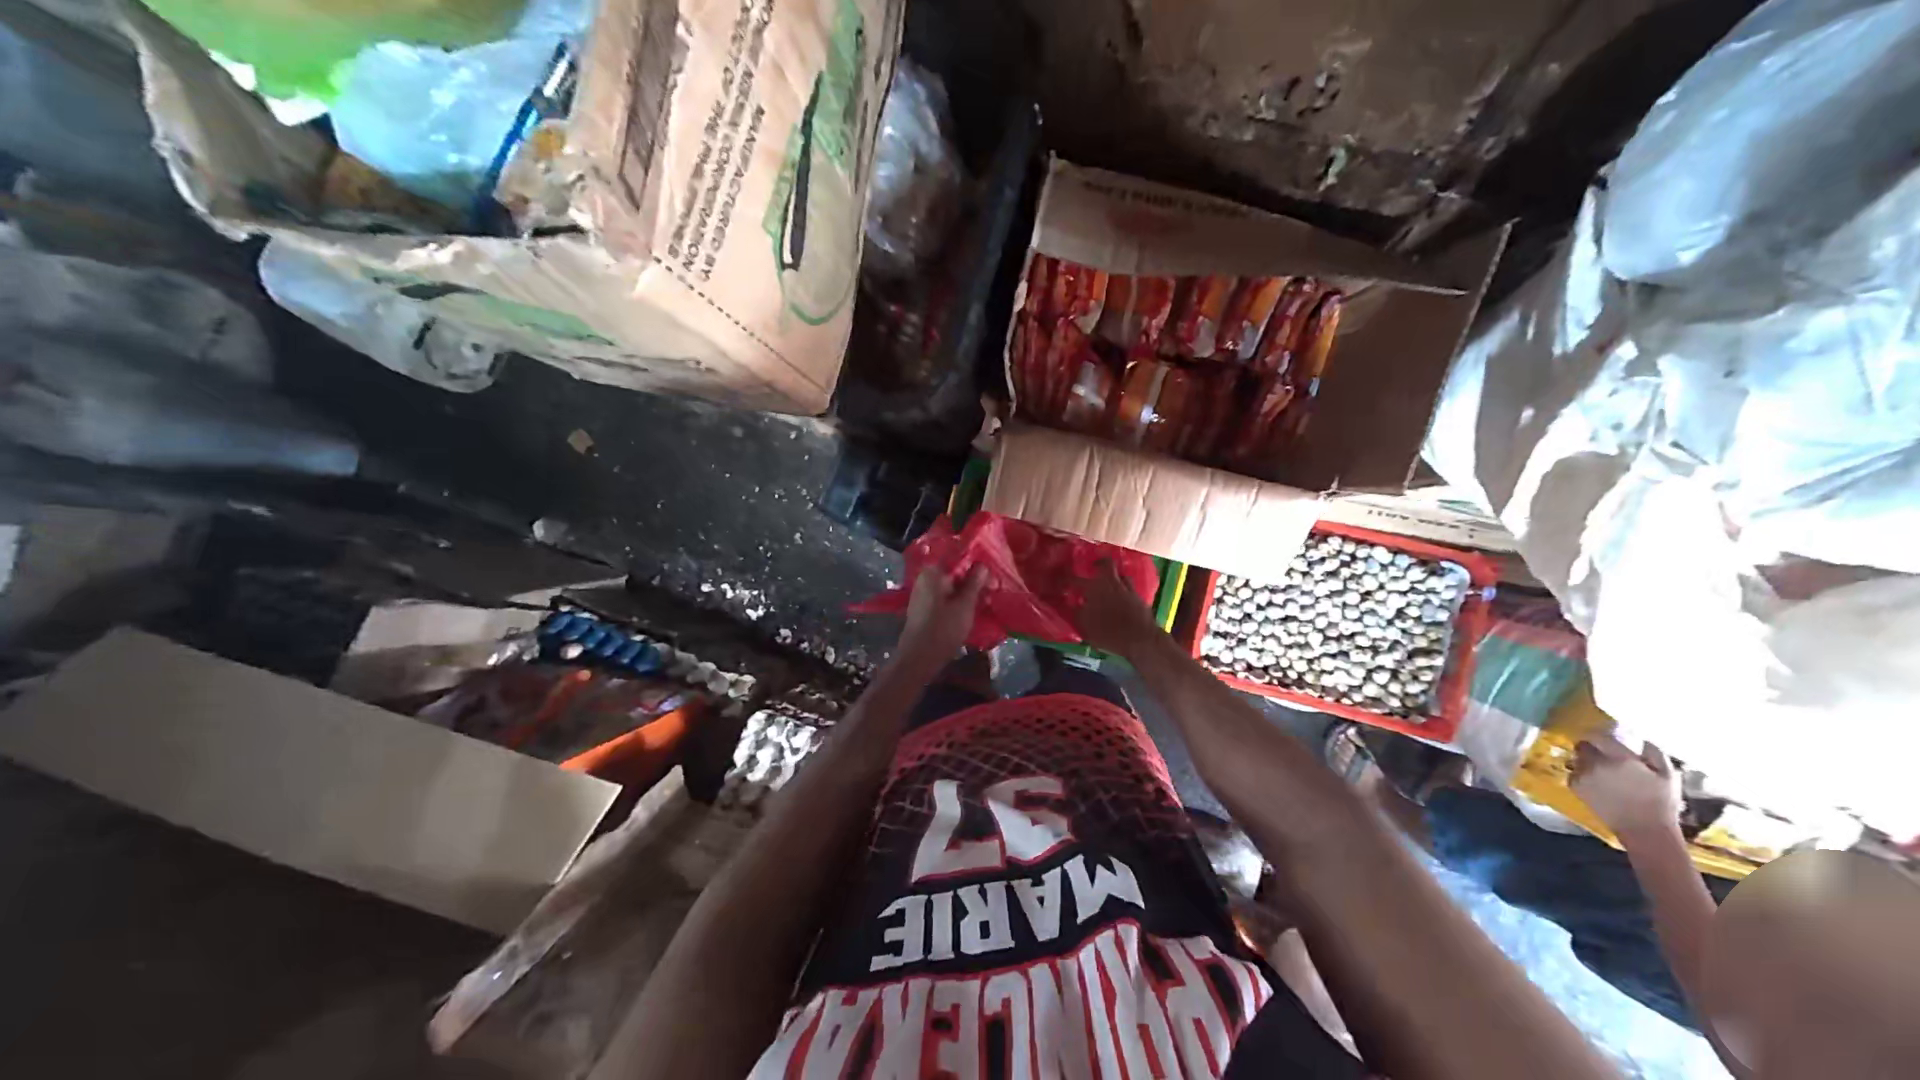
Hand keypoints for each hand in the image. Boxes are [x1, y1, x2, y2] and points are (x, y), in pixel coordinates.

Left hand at [895, 564, 988, 669]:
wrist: (918, 659)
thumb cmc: (943, 629)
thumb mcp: (965, 605)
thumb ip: (974, 582)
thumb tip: (982, 565)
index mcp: (932, 572)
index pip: (956, 556)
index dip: (976, 561)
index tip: (992, 569)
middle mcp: (925, 578)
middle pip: (953, 571)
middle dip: (974, 577)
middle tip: (994, 586)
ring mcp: (924, 594)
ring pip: (951, 586)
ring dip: (968, 590)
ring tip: (987, 597)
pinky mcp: (925, 608)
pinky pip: (945, 597)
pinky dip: (958, 600)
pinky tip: (973, 607)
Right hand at [1073, 559, 1162, 658]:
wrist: (1140, 639)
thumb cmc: (1108, 633)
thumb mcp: (1084, 627)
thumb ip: (1075, 613)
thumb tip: (1067, 604)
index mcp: (1093, 589)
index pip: (1074, 579)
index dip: (1065, 578)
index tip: (1061, 579)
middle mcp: (1110, 583)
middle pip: (1105, 564)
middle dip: (1098, 563)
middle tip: (1092, 567)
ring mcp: (1126, 588)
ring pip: (1120, 574)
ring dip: (1114, 576)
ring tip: (1109, 582)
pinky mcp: (1138, 597)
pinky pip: (1130, 586)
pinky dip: (1125, 587)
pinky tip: (1123, 594)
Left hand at [1570, 733, 1683, 844]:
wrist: (1644, 830)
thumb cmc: (1660, 802)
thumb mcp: (1668, 775)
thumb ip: (1654, 752)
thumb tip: (1641, 736)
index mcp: (1619, 758)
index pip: (1597, 735)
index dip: (1600, 735)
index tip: (1606, 738)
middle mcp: (1595, 763)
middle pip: (1584, 746)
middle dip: (1593, 748)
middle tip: (1606, 757)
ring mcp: (1581, 774)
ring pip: (1578, 759)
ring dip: (1587, 761)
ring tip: (1603, 772)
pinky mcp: (1574, 785)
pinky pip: (1574, 772)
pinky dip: (1582, 774)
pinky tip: (1598, 784)